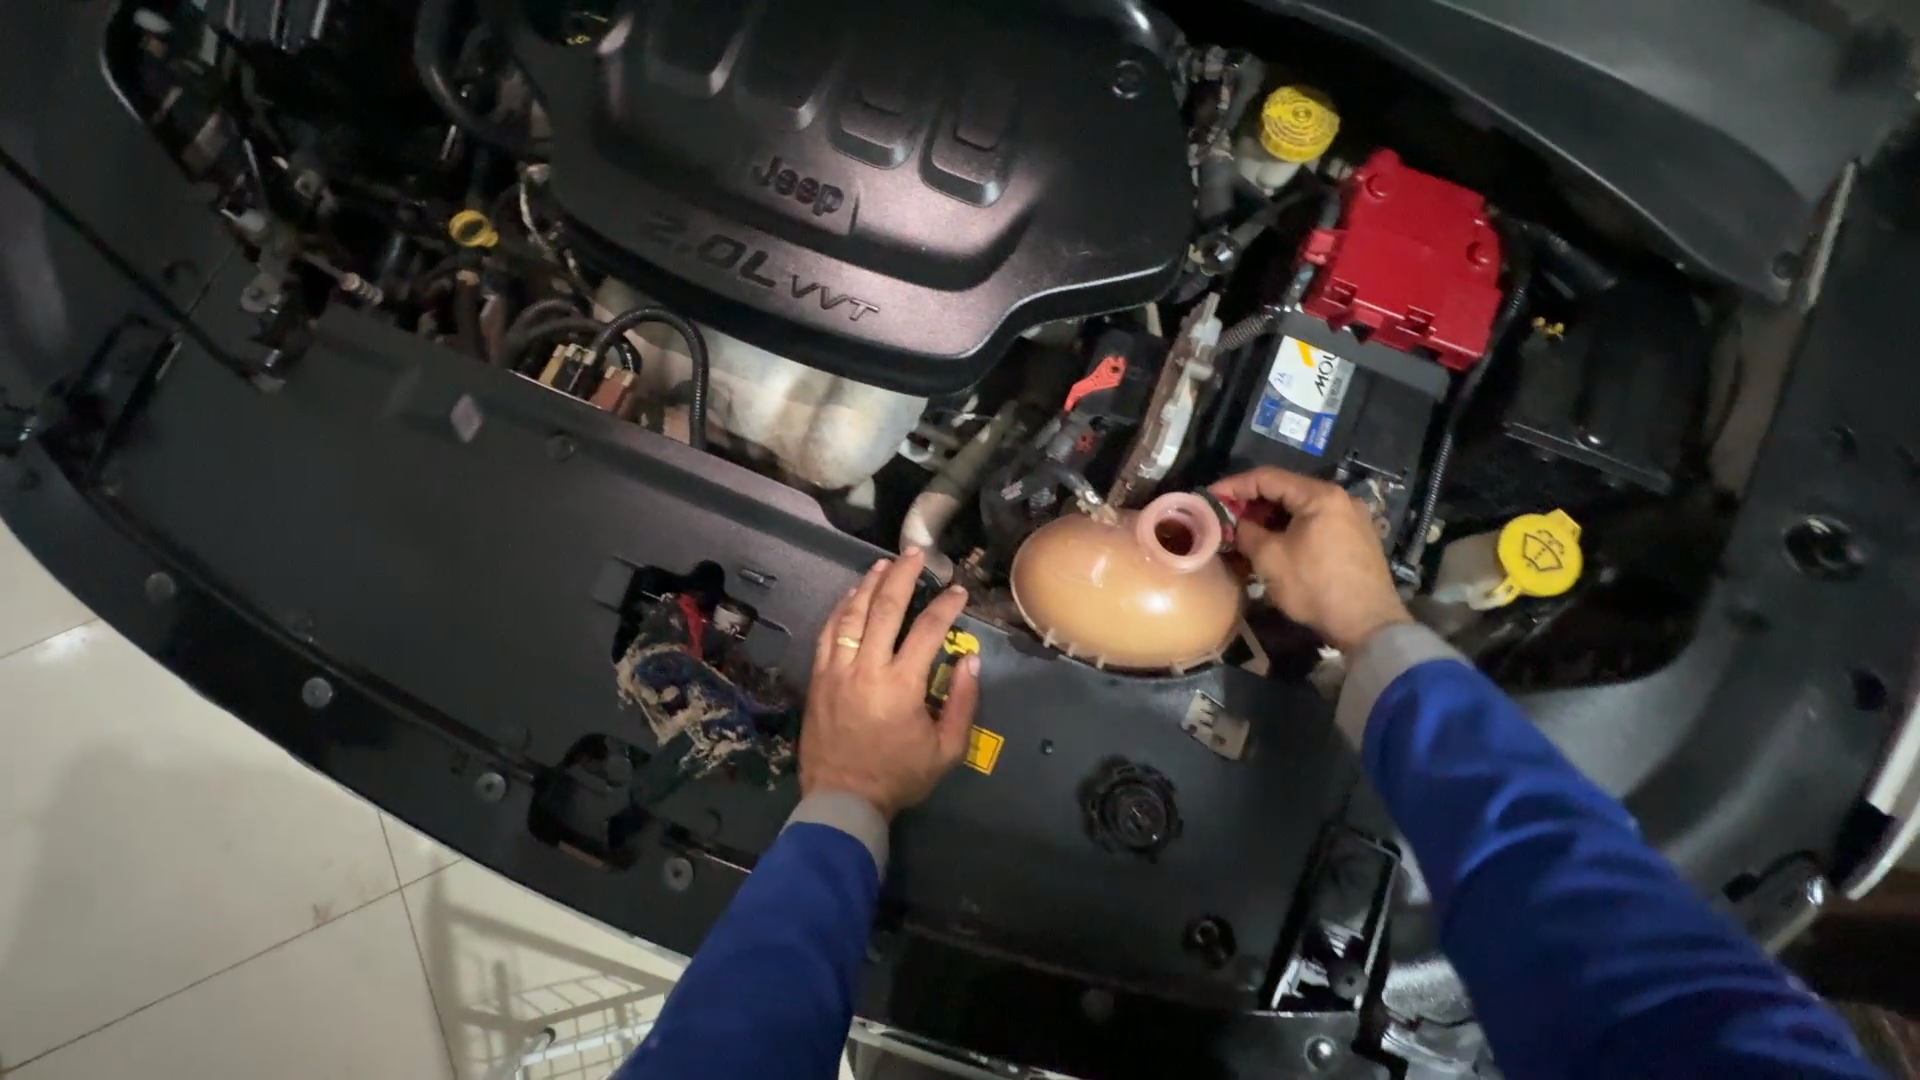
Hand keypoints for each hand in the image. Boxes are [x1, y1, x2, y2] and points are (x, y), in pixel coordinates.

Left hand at [802, 548, 980, 818]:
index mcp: (901, 685)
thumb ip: (963, 703)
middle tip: (917, 553)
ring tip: (884, 563)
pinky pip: (828, 633)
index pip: (928, 630)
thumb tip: (971, 660)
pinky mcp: (819, 677)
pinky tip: (851, 594)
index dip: (946, 606)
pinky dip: (841, 609)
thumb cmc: (899, 777)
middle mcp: (867, 668)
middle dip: (904, 575)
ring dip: (869, 584)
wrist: (842, 800)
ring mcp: (837, 670)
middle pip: (885, 608)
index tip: (958, 591)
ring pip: (852, 614)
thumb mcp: (946, 750)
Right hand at [1209, 467, 1411, 653]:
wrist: (1368, 625)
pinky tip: (1273, 544)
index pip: (1267, 478)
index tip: (1209, 497)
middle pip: (1286, 491)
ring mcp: (1352, 518)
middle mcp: (1340, 499)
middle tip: (1224, 517)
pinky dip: (1289, 528)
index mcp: (1320, 496)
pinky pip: (1315, 523)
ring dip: (1269, 518)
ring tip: (1244, 533)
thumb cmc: (1315, 586)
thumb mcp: (1269, 558)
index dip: (1233, 485)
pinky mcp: (1356, 539)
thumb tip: (1235, 524)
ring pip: (1300, 509)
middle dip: (1251, 503)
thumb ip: (1246, 532)